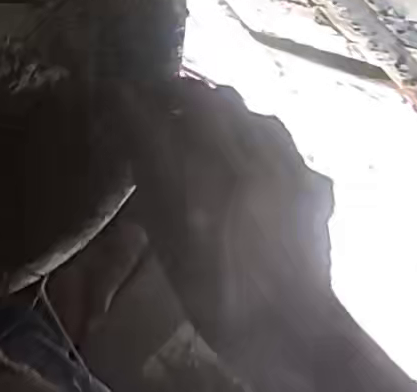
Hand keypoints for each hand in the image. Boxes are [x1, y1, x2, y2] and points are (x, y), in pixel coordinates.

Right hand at [124, 78, 350, 386]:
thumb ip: (151, 189)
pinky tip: (241, 132)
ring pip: (233, 101)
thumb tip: (134, 144)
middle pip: (195, 96)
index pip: (150, 122)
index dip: (128, 101)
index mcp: (194, 187)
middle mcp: (234, 162)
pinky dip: (246, 119)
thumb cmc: (219, 296)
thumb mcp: (169, 247)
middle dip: (168, 89)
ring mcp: (273, 159)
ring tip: (196, 108)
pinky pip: (268, 123)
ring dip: (207, 99)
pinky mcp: (300, 166)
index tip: (116, 91)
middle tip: (155, 93)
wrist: (292, 328)